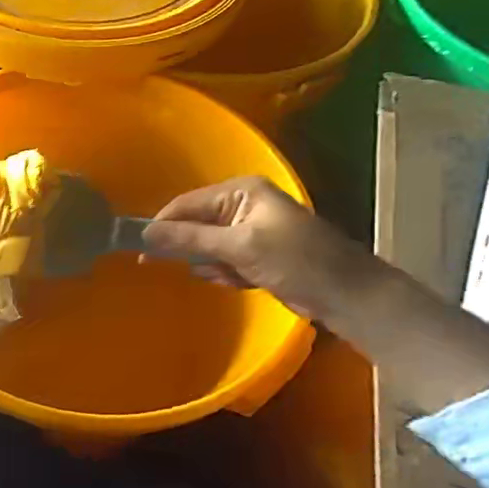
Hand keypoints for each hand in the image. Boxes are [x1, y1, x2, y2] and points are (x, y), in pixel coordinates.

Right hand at [142, 176, 488, 415]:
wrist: (348, 296)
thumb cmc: (296, 262)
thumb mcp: (238, 247)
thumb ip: (189, 238)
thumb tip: (143, 234)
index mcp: (241, 192)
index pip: (186, 204)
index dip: (161, 225)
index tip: (140, 250)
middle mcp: (243, 204)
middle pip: (193, 223)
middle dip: (187, 246)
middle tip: (164, 266)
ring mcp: (249, 229)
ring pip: (205, 244)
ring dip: (209, 262)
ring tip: (226, 275)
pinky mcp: (255, 253)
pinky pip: (222, 259)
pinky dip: (224, 272)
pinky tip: (239, 281)